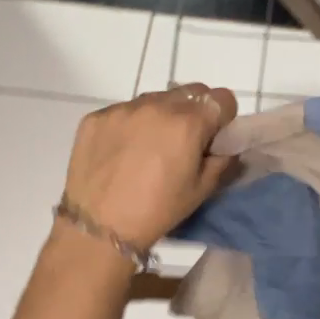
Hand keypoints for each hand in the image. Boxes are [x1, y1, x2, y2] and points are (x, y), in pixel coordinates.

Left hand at [61, 84, 238, 247]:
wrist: (98, 227)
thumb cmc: (158, 210)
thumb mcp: (203, 189)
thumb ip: (221, 158)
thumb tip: (224, 145)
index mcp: (189, 123)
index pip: (222, 98)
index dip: (224, 116)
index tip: (215, 135)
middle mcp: (157, 106)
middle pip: (191, 91)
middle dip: (196, 111)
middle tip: (185, 140)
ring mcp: (123, 109)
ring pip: (156, 98)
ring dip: (163, 114)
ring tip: (151, 145)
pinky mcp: (96, 117)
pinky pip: (125, 110)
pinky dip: (132, 123)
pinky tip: (124, 150)